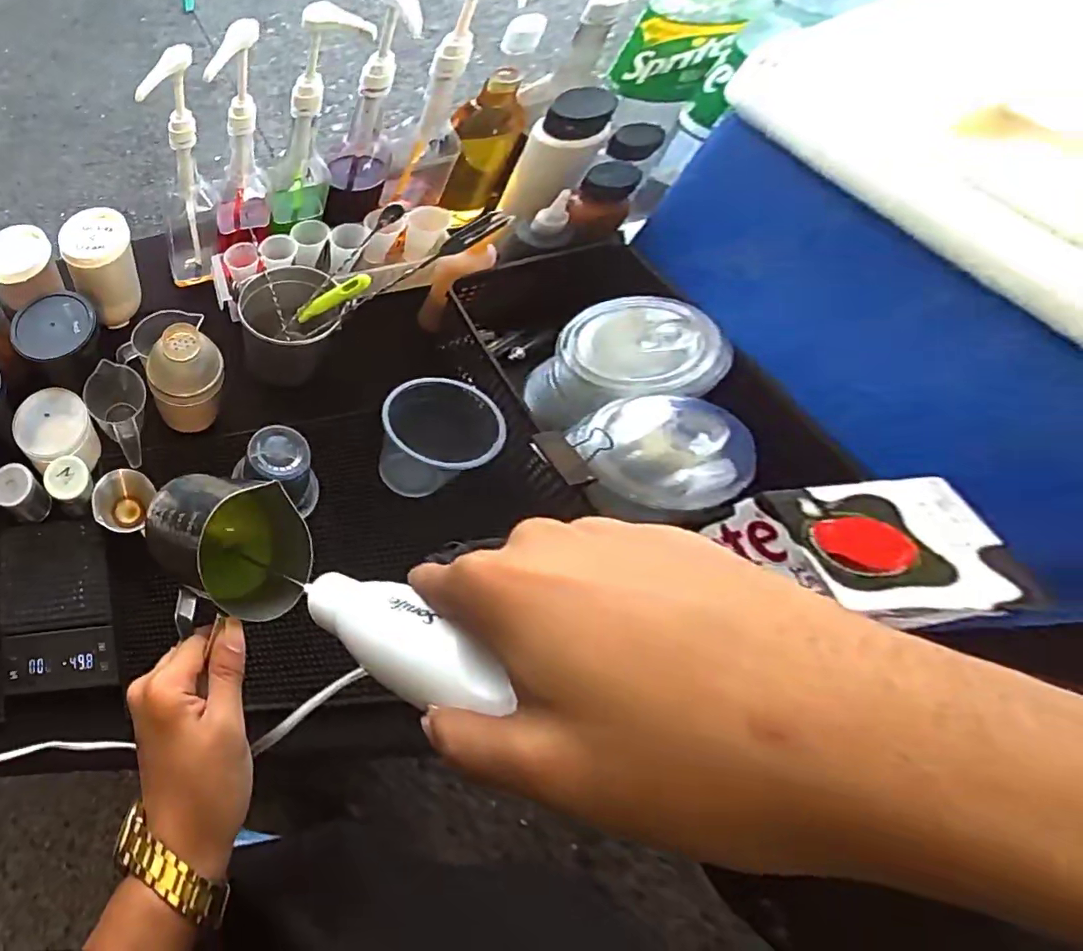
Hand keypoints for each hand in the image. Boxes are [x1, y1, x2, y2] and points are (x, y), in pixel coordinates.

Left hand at [125, 618, 249, 879]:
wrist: (184, 842)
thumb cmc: (206, 794)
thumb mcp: (229, 724)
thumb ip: (229, 670)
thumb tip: (231, 629)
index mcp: (160, 686)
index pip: (198, 639)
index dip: (226, 648)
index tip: (243, 666)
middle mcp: (143, 689)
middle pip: (189, 652)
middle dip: (215, 671)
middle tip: (231, 707)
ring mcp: (143, 704)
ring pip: (185, 671)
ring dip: (207, 686)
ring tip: (219, 723)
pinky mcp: (149, 718)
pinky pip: (178, 690)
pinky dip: (197, 700)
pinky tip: (208, 729)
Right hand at [410, 516, 993, 876]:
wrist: (889, 739)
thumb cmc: (695, 758)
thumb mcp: (558, 778)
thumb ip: (467, 745)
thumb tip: (438, 721)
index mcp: (502, 587)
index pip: (423, 587)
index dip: (435, 637)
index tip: (474, 681)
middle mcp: (548, 542)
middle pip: (491, 584)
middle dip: (504, 634)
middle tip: (560, 702)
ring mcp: (618, 534)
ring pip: (555, 576)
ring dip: (565, 619)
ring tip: (636, 687)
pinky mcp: (680, 541)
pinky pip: (616, 570)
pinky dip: (625, 606)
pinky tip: (689, 662)